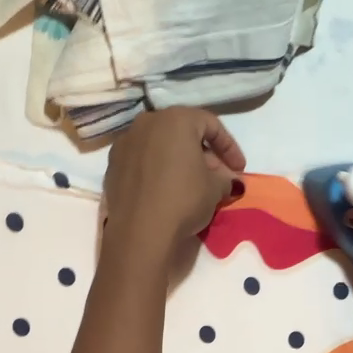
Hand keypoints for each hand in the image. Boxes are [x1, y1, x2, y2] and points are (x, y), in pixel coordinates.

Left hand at [100, 108, 247, 251]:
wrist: (140, 232)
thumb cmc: (184, 201)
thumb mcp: (215, 189)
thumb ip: (224, 177)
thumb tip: (225, 177)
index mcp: (176, 120)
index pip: (211, 124)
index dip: (230, 146)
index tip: (239, 168)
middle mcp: (148, 122)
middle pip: (182, 131)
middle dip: (203, 152)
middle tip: (216, 175)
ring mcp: (126, 142)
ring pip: (160, 144)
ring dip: (178, 159)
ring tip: (190, 183)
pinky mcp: (113, 164)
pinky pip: (142, 160)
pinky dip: (157, 169)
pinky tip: (165, 190)